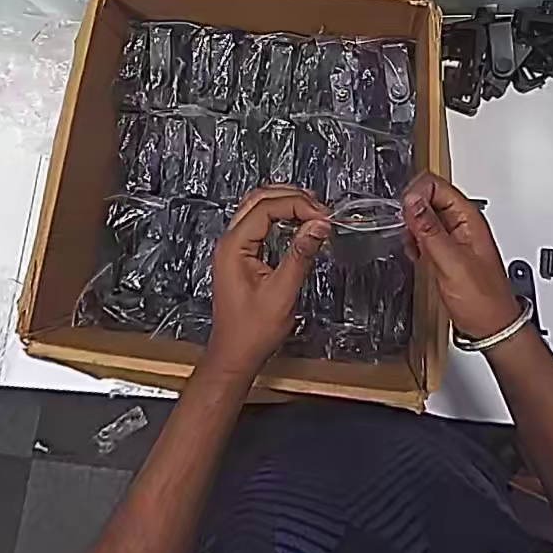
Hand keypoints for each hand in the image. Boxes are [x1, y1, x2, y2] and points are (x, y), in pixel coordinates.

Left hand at [206, 185, 330, 376]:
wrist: (234, 355)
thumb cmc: (252, 331)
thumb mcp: (282, 293)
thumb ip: (301, 255)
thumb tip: (319, 225)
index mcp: (234, 246)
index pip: (267, 207)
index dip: (297, 205)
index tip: (322, 216)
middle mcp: (230, 241)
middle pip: (260, 198)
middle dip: (293, 197)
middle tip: (320, 210)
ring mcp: (234, 245)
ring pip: (258, 205)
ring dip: (286, 201)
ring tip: (313, 211)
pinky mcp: (241, 252)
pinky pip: (259, 219)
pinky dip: (280, 214)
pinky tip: (298, 221)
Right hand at [402, 172, 523, 340]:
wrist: (492, 328)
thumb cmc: (484, 300)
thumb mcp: (452, 263)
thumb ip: (430, 231)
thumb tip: (413, 202)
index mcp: (467, 218)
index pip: (436, 185)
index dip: (416, 195)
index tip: (406, 214)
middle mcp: (461, 223)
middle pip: (428, 197)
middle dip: (412, 213)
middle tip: (409, 234)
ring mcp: (453, 236)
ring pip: (423, 215)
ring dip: (412, 228)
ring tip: (414, 247)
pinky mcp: (446, 250)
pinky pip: (424, 234)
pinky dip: (415, 241)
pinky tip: (417, 255)